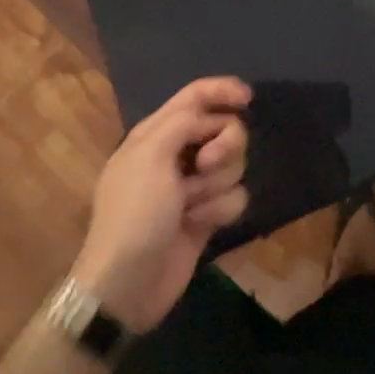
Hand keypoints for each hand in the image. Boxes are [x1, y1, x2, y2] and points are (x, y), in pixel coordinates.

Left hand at [71, 77, 251, 331]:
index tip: (248, 98)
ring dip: (217, 185)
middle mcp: (177, 154)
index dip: (223, 90)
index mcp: (156, 133)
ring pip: (233, 165)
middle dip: (225, 145)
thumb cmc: (134, 213)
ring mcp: (193, 186)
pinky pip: (234, 197)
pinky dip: (220, 210)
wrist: (127, 283)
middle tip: (205, 165)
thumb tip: (212, 117)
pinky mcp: (207, 214)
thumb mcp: (150, 155)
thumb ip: (183, 122)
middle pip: (224, 128)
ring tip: (191, 205)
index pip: (195, 96)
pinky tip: (199, 225)